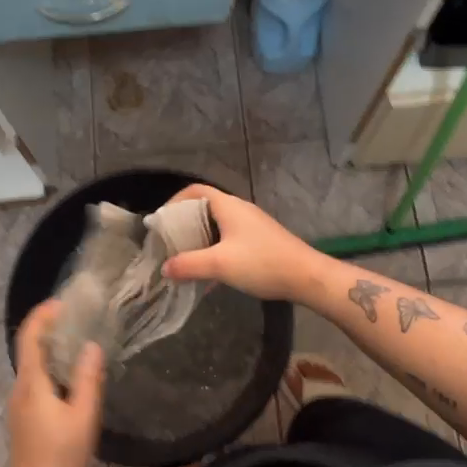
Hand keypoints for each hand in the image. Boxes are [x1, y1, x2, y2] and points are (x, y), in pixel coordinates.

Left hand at [9, 300, 104, 466]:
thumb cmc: (62, 456)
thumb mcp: (84, 417)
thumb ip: (88, 378)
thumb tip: (92, 345)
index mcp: (31, 383)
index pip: (30, 336)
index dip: (43, 314)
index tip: (64, 302)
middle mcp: (20, 388)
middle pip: (30, 347)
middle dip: (51, 327)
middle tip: (79, 317)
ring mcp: (19, 404)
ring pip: (33, 365)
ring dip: (52, 348)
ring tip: (80, 341)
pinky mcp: (24, 417)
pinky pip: (35, 380)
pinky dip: (51, 367)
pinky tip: (72, 374)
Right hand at [158, 184, 330, 302]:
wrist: (306, 276)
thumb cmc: (262, 263)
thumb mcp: (220, 264)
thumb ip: (189, 265)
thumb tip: (164, 268)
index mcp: (228, 206)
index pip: (195, 190)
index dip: (175, 201)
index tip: (161, 221)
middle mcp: (239, 209)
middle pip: (204, 207)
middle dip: (184, 223)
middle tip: (169, 242)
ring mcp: (251, 225)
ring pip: (217, 225)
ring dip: (199, 239)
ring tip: (184, 258)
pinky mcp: (259, 240)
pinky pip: (228, 238)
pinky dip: (214, 249)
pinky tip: (210, 272)